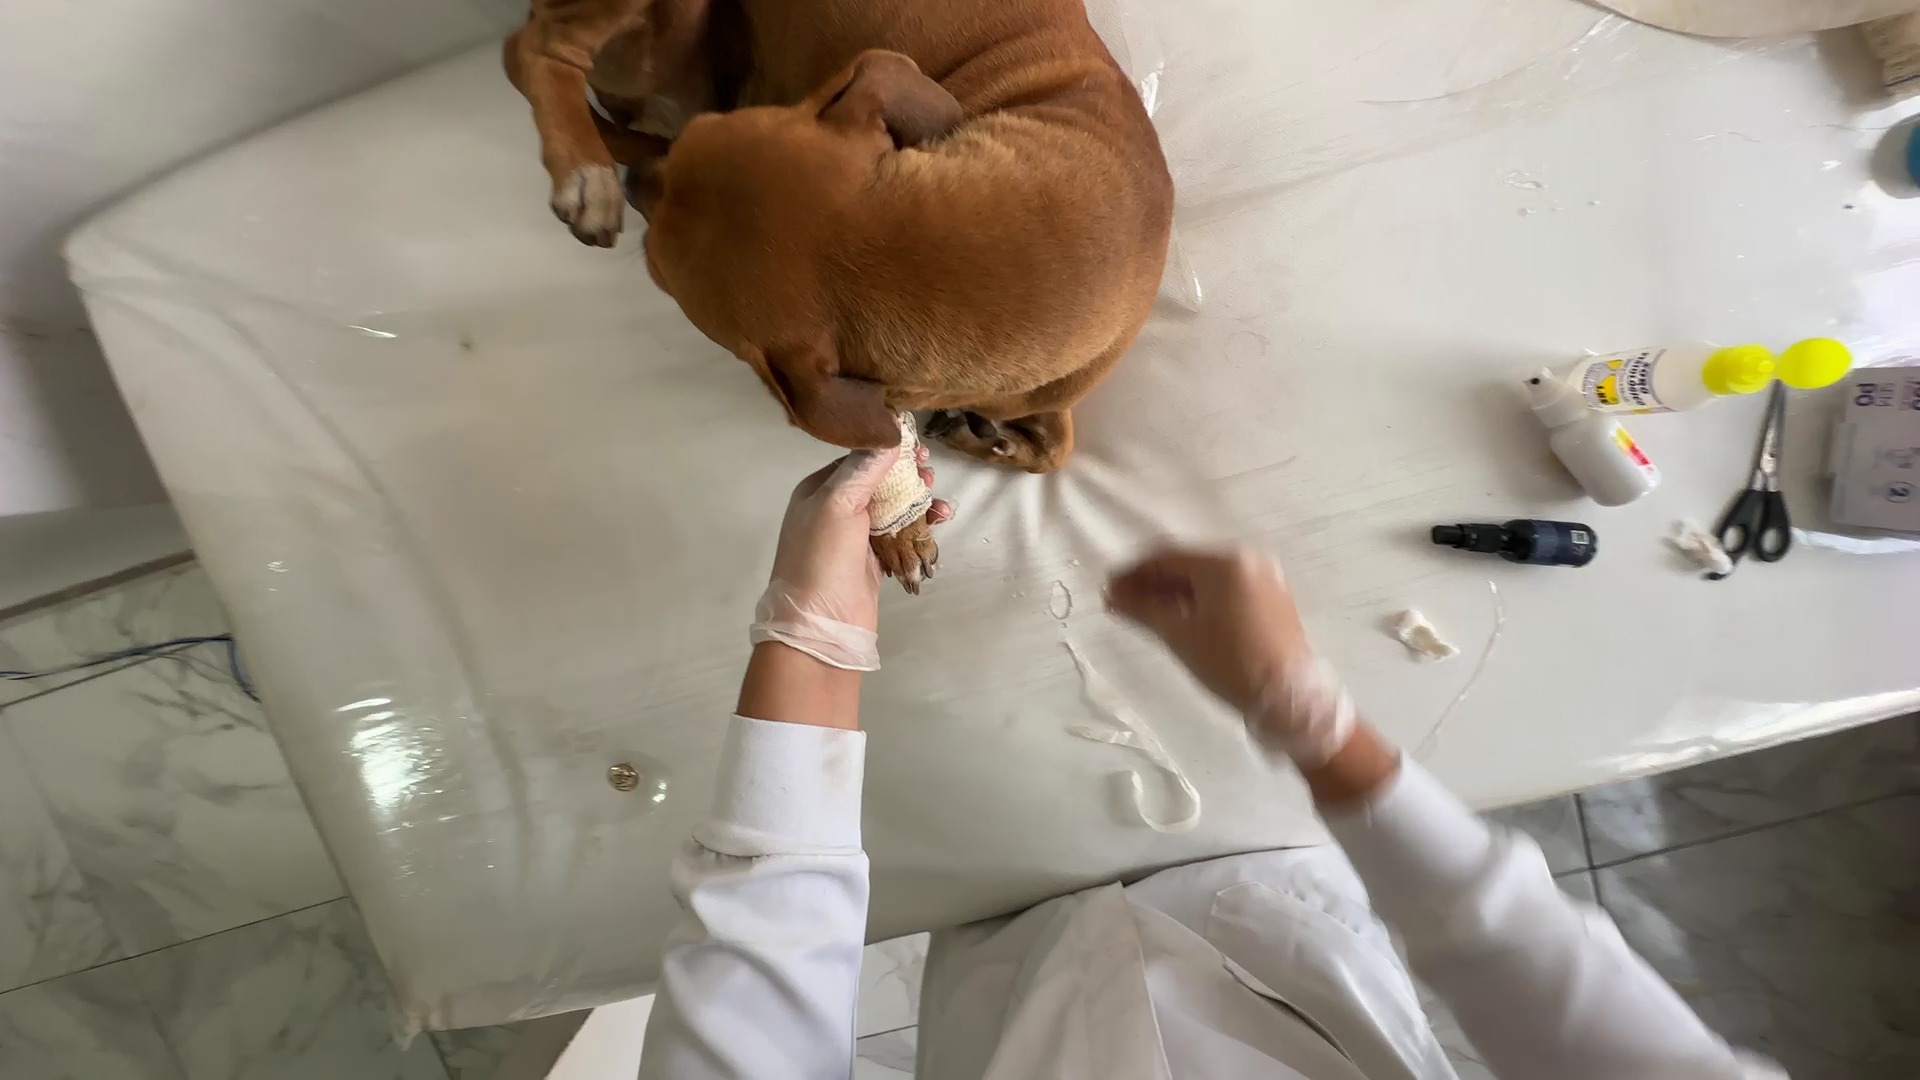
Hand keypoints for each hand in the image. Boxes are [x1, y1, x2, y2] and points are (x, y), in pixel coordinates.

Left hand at [752, 446, 950, 670]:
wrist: (822, 624)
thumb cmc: (822, 557)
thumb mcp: (838, 503)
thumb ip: (864, 468)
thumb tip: (891, 434)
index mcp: (819, 490)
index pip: (857, 459)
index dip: (888, 451)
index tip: (917, 448)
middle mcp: (835, 509)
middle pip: (879, 482)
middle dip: (908, 476)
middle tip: (931, 473)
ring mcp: (855, 537)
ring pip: (893, 508)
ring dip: (918, 502)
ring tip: (940, 505)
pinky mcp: (872, 560)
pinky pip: (899, 534)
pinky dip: (919, 527)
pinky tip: (938, 524)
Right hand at [1106, 547, 1355, 765]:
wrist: (1290, 701)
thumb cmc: (1230, 663)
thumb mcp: (1178, 635)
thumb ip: (1141, 609)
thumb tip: (1111, 595)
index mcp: (1225, 562)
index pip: (1166, 556)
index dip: (1132, 572)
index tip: (1107, 588)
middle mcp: (1246, 561)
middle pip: (1185, 565)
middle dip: (1150, 583)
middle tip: (1119, 603)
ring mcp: (1262, 580)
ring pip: (1204, 580)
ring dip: (1170, 594)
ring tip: (1141, 613)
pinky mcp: (1270, 600)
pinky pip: (1222, 592)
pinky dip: (1196, 602)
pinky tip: (1173, 618)